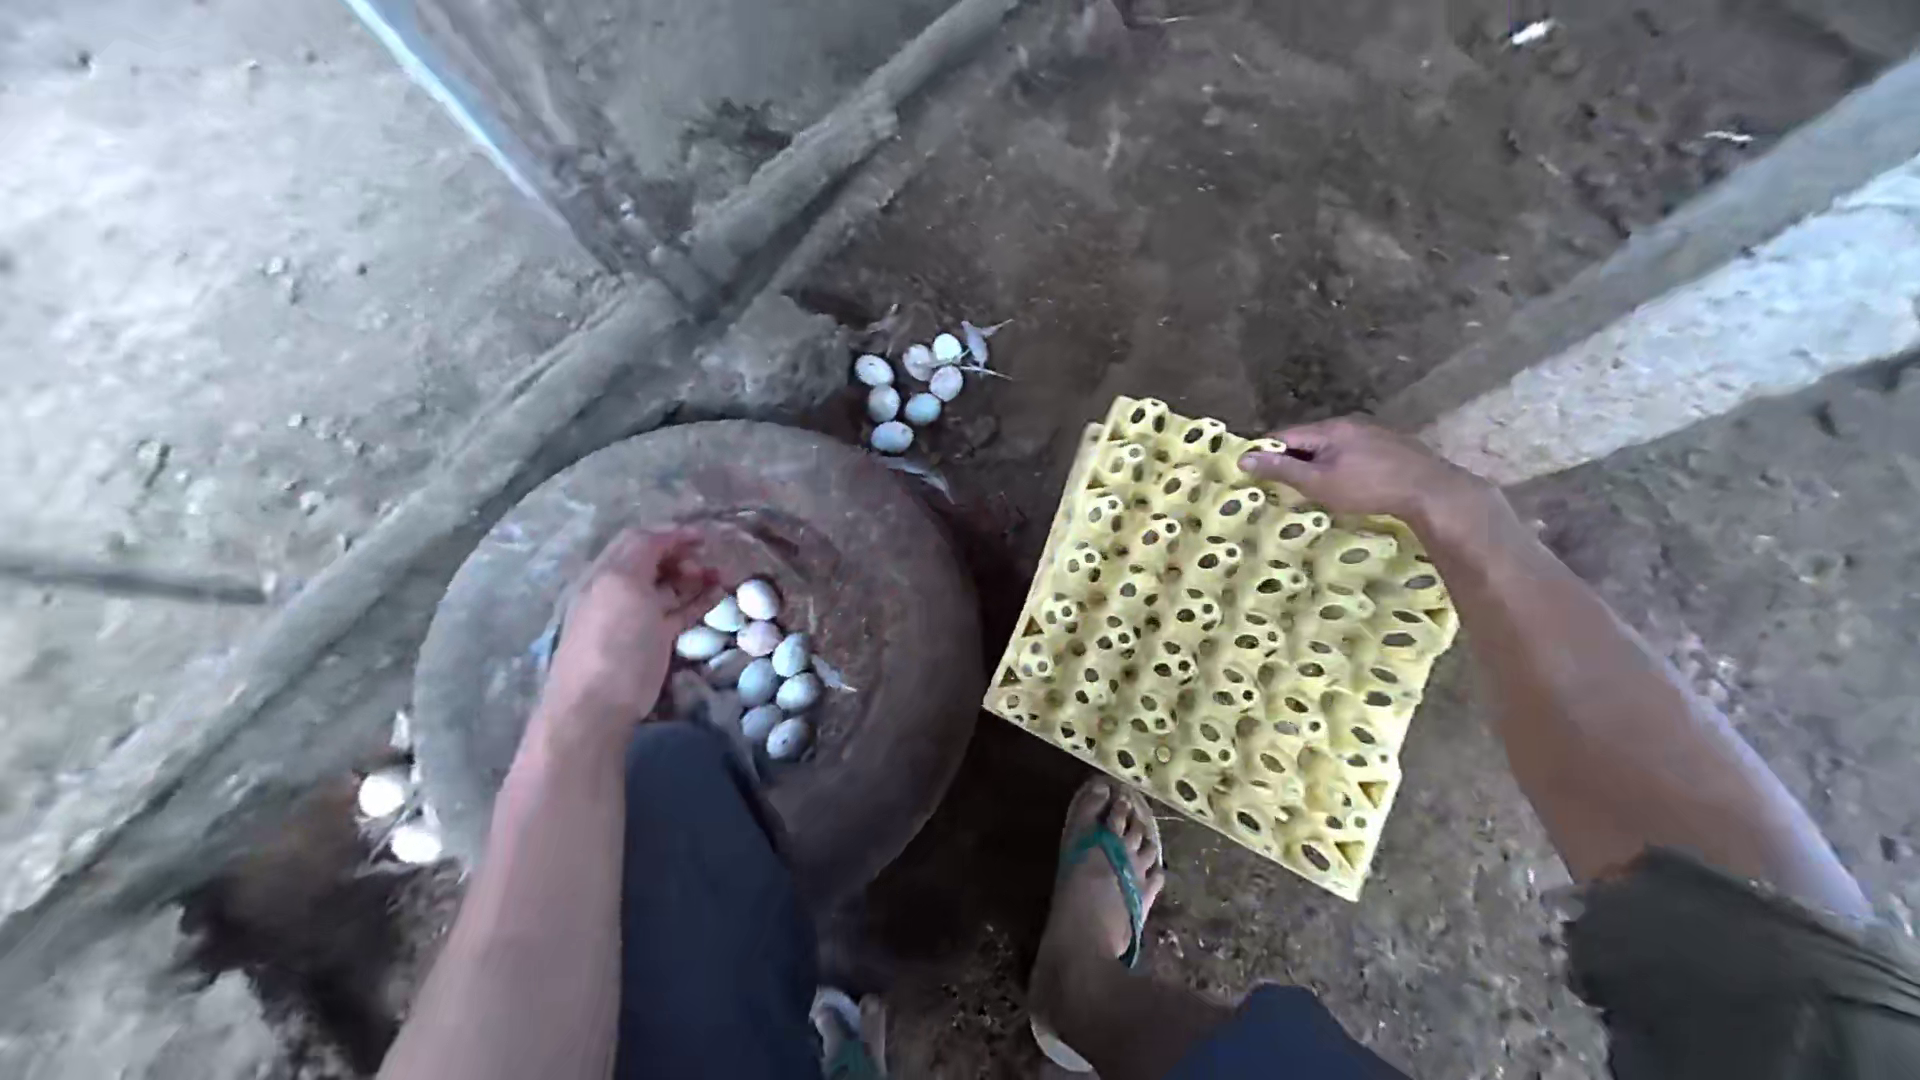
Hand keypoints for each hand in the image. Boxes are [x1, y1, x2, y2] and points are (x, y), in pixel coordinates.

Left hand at [536, 528, 719, 740]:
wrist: (596, 707)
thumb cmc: (612, 641)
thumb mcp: (622, 584)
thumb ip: (642, 552)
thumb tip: (667, 537)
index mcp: (605, 574)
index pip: (639, 541)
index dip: (671, 534)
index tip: (704, 537)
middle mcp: (619, 591)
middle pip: (655, 562)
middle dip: (684, 556)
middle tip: (708, 564)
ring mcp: (636, 617)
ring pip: (669, 587)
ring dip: (695, 577)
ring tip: (720, 577)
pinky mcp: (652, 640)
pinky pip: (678, 612)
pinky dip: (698, 601)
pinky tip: (717, 595)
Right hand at [1237, 416, 1504, 534]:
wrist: (1432, 491)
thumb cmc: (1367, 487)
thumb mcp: (1317, 482)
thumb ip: (1281, 469)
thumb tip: (1244, 456)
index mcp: (1327, 428)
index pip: (1283, 435)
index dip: (1265, 453)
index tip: (1254, 473)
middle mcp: (1348, 423)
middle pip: (1307, 439)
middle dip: (1291, 458)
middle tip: (1281, 485)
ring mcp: (1372, 431)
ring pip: (1331, 445)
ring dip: (1316, 462)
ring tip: (1311, 486)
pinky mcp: (1390, 444)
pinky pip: (1352, 450)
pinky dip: (1340, 463)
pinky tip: (1346, 482)